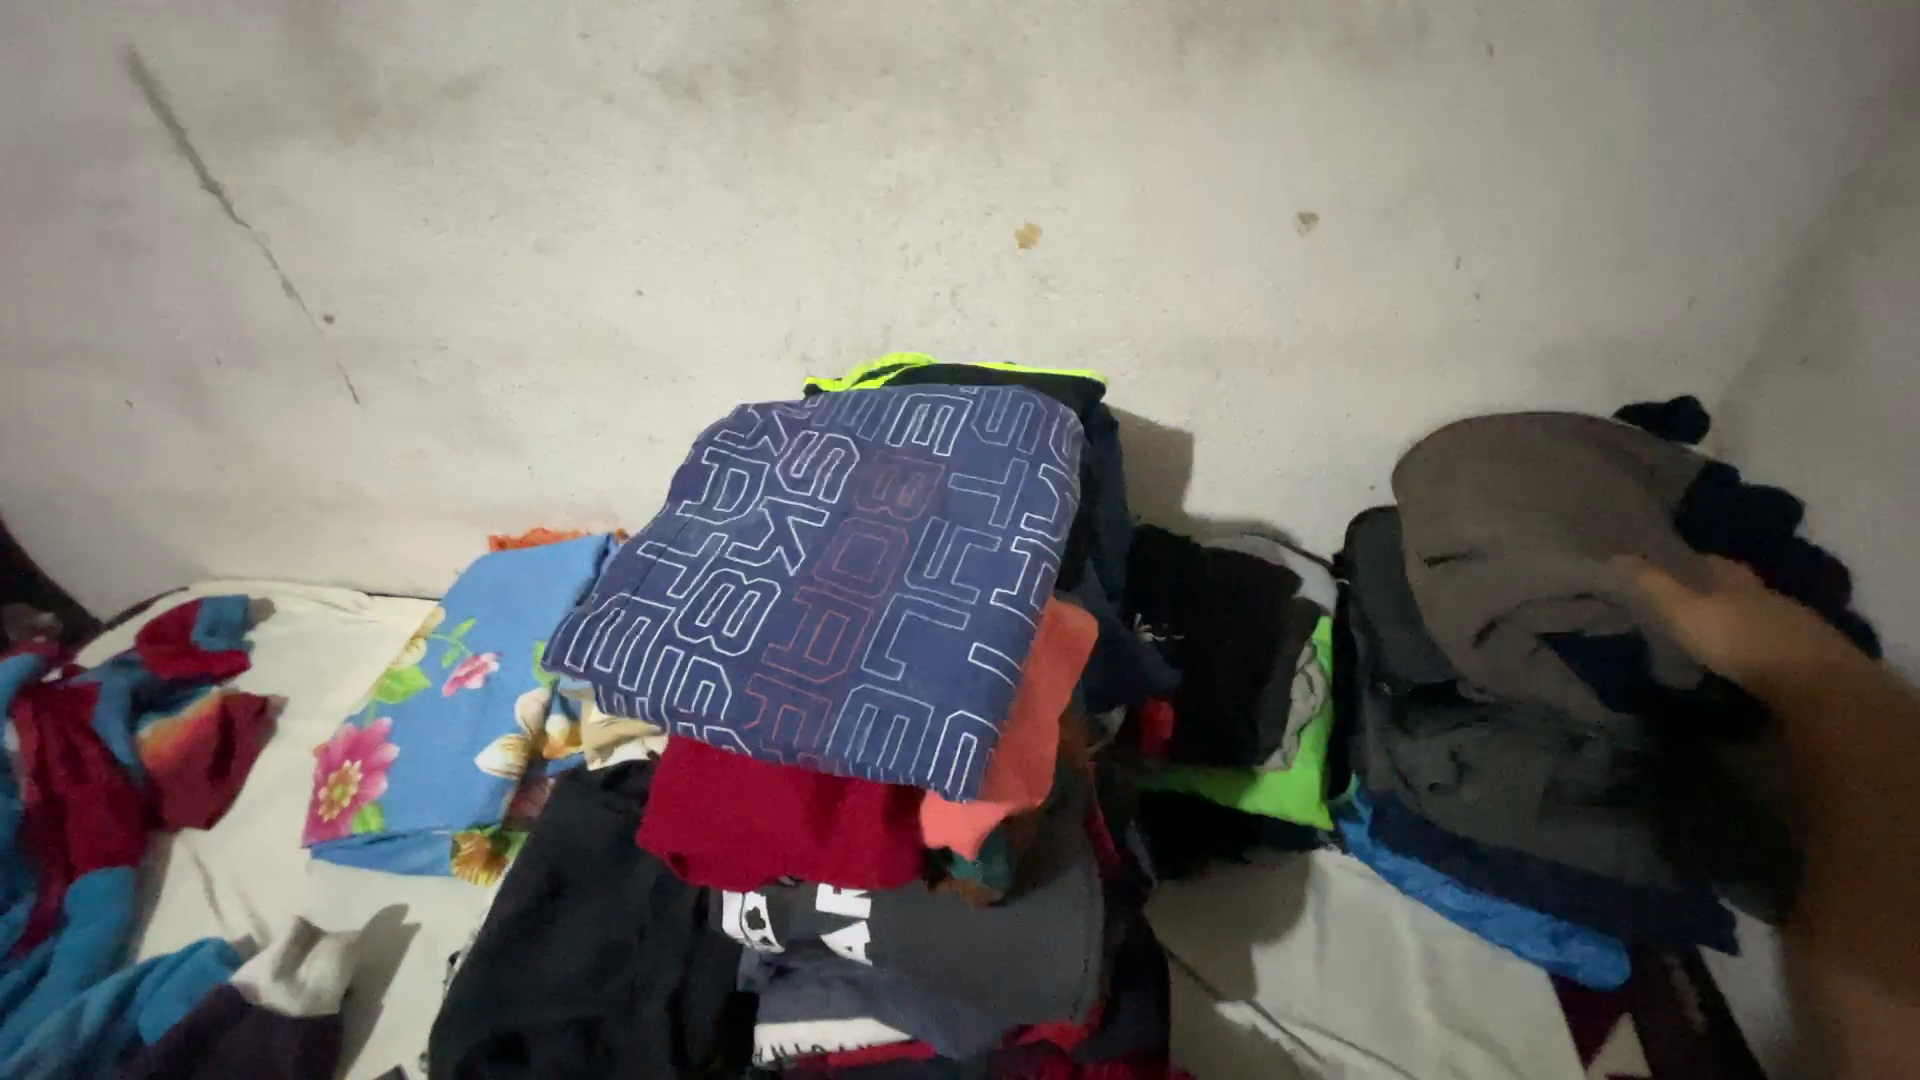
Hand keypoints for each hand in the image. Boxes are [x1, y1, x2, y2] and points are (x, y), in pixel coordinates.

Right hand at [1616, 554, 1860, 695]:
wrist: (1816, 684)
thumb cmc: (1738, 639)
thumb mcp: (1682, 610)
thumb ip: (1652, 584)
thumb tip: (1616, 555)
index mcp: (1739, 583)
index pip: (1714, 562)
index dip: (1692, 561)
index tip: (1669, 566)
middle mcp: (1771, 598)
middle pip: (1740, 589)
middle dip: (1715, 593)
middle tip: (1683, 605)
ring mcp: (1797, 629)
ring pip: (1758, 618)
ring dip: (1736, 624)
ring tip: (1708, 639)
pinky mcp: (1812, 659)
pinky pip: (1775, 647)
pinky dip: (1755, 650)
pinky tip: (1741, 663)